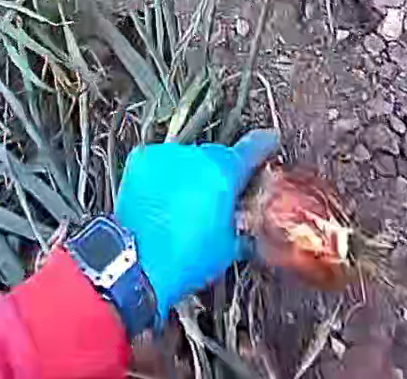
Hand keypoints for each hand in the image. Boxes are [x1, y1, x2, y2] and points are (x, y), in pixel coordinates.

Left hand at [114, 130, 279, 312]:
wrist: (137, 264)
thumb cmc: (182, 259)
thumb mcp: (228, 247)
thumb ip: (243, 223)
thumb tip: (249, 221)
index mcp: (224, 172)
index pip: (253, 147)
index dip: (264, 145)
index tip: (269, 142)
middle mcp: (197, 156)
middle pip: (218, 157)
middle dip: (220, 175)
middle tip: (215, 202)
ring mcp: (169, 155)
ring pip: (189, 159)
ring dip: (191, 176)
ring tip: (182, 208)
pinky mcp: (144, 158)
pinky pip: (161, 161)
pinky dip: (164, 176)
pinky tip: (162, 201)